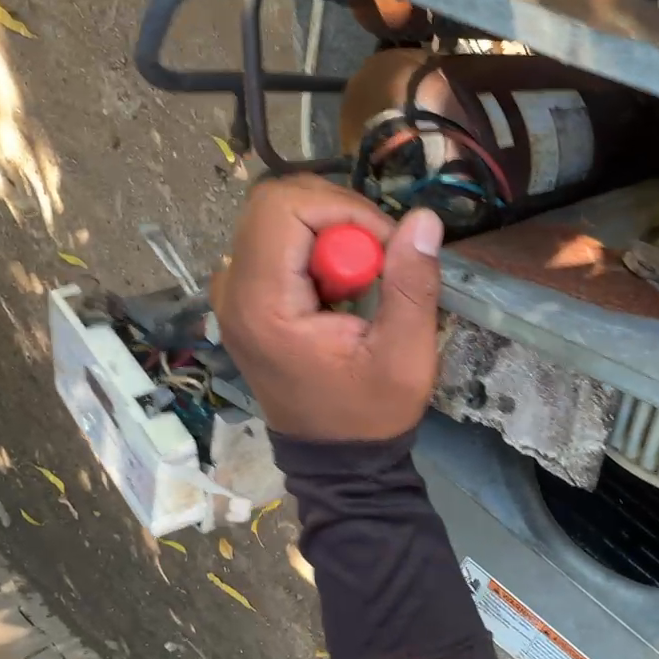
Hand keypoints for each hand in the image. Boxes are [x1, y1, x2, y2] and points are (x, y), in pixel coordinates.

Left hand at [212, 175, 444, 442]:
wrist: (337, 456)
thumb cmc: (370, 411)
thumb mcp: (405, 354)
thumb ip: (412, 284)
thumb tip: (424, 218)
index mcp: (262, 302)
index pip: (284, 207)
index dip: (345, 210)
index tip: (389, 247)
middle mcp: (233, 286)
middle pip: (277, 202)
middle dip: (341, 217)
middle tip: (382, 257)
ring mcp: (235, 289)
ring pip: (279, 217)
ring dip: (334, 231)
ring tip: (367, 276)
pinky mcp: (248, 294)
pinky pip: (280, 241)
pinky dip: (320, 247)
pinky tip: (345, 286)